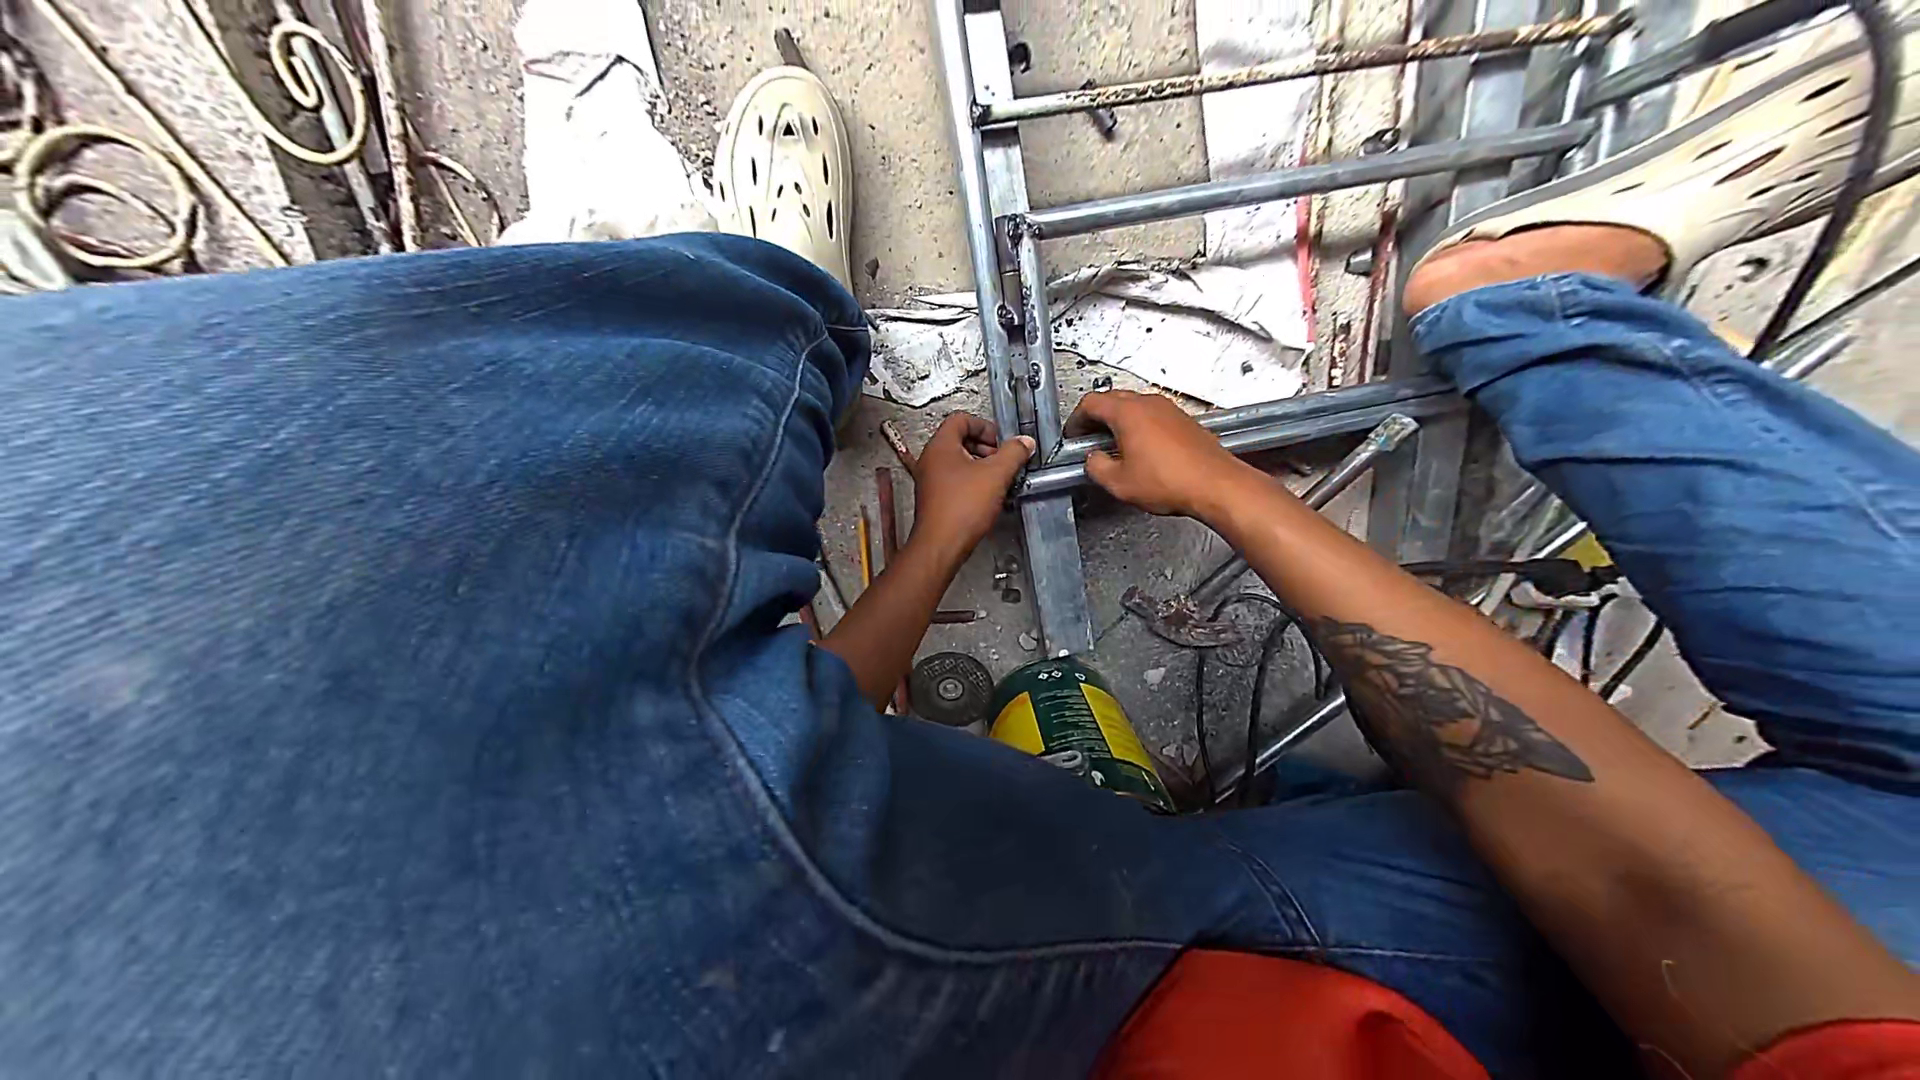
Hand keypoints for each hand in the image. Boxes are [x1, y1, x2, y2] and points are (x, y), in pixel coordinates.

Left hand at [908, 412, 1034, 560]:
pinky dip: (973, 483)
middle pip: (960, 440)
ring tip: (998, 479)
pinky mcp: (936, 499)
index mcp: (941, 447)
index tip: (1000, 440)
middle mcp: (931, 461)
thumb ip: (1013, 454)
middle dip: (985, 448)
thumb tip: (1023, 443)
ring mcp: (931, 481)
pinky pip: (956, 482)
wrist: (941, 545)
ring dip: (981, 466)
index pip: (960, 420)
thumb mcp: (996, 475)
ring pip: (958, 463)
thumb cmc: (959, 510)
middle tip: (1002, 459)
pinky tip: (987, 496)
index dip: (984, 426)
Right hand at [1064, 390, 1253, 519]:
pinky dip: (1139, 428)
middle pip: (1112, 400)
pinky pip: (1153, 417)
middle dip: (1096, 419)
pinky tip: (1140, 452)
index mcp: (1128, 413)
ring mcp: (1169, 410)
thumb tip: (1093, 460)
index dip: (1076, 419)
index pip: (1091, 403)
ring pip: (1134, 407)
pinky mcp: (1183, 421)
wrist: (1215, 485)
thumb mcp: (1118, 482)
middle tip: (1088, 438)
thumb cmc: (1174, 481)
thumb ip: (1095, 466)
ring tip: (1113, 447)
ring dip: (1118, 422)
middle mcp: (1149, 404)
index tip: (1072, 434)